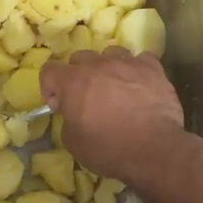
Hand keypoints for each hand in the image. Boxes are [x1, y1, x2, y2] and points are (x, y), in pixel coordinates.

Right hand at [39, 47, 187, 185]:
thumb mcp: (73, 141)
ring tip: (113, 87)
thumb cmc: (107, 148)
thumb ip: (68, 119)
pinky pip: (140, 59)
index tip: (58, 104)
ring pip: (110, 53)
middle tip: (85, 97)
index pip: (49, 70)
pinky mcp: (153, 68)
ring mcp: (128, 63)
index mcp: (73, 82)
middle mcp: (99, 65)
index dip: (49, 87)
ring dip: (106, 68)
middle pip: (80, 58)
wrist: (153, 149)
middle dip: (77, 75)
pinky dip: (135, 69)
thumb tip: (73, 112)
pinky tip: (138, 84)